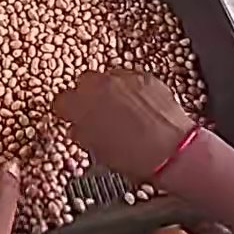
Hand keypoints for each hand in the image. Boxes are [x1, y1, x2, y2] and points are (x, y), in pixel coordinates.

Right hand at [51, 70, 195, 185]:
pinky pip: (130, 78)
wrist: (171, 150)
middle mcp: (100, 85)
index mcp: (82, 105)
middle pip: (84, 82)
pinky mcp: (144, 76)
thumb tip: (77, 127)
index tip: (70, 116)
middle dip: (87, 94)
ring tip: (120, 109)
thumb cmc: (133, 157)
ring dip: (109, 89)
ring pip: (108, 77)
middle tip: (95, 111)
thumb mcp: (98, 151)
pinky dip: (130, 89)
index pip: (62, 100)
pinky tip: (138, 106)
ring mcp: (123, 78)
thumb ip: (83, 133)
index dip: (66, 110)